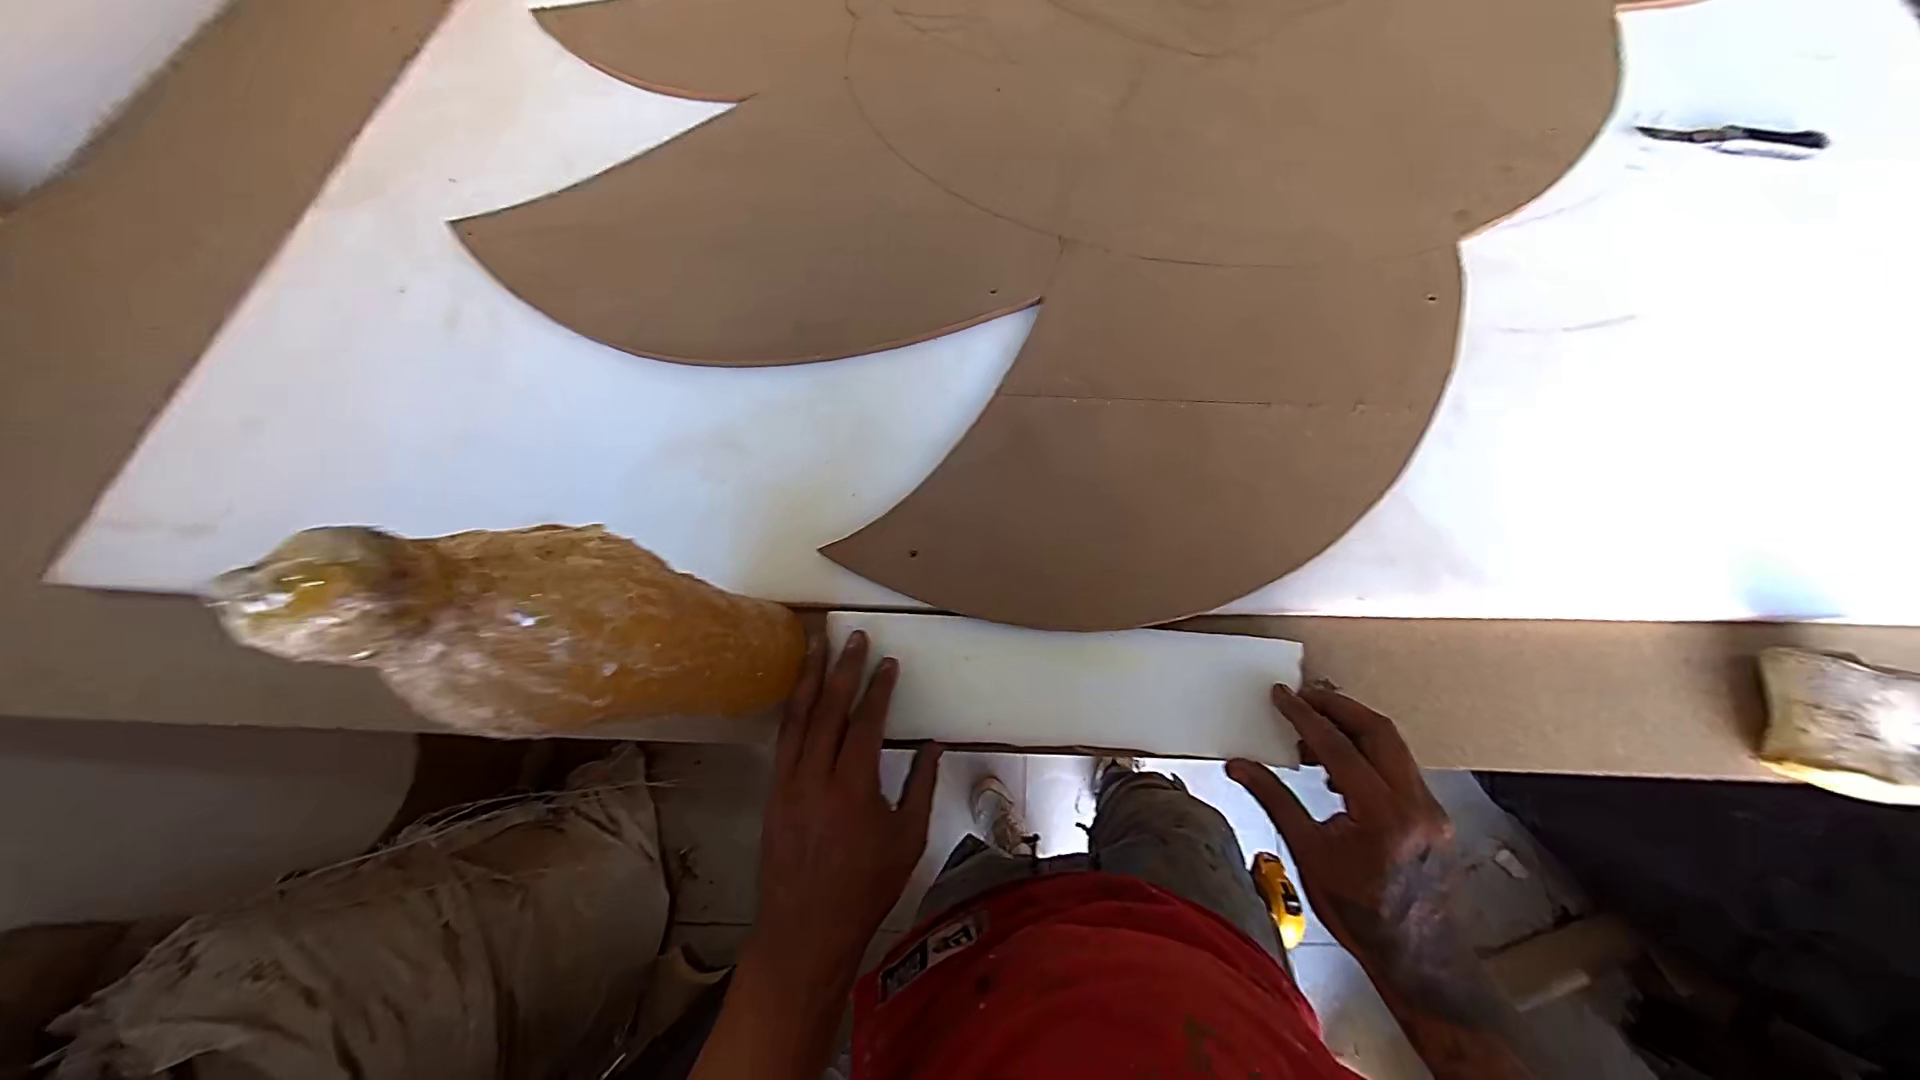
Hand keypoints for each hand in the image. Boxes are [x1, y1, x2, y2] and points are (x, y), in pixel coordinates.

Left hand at [748, 631, 942, 985]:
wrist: (806, 930)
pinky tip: (799, 694)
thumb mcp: (908, 839)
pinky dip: (792, 709)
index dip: (878, 689)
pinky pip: (783, 739)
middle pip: (829, 709)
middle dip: (843, 668)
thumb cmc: (866, 887)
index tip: (888, 662)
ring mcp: (788, 783)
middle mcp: (816, 776)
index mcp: (854, 787)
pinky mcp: (773, 793)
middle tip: (852, 637)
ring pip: (797, 717)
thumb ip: (921, 786)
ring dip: (808, 678)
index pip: (866, 722)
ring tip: (815, 646)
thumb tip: (933, 744)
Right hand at [1229, 685, 1535, 1078]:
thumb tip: (1239, 765)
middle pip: (1379, 731)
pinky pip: (1398, 765)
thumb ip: (1274, 799)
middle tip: (1302, 695)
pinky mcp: (1433, 814)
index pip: (1340, 747)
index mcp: (1384, 815)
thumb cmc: (1359, 912)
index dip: (1305, 717)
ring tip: (1313, 725)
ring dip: (1353, 726)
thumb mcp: (1308, 852)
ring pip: (1393, 745)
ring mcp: (1431, 808)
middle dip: (1338, 706)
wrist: (1418, 955)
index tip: (1282, 696)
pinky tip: (1337, 761)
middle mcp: (1417, 804)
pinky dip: (1366, 750)